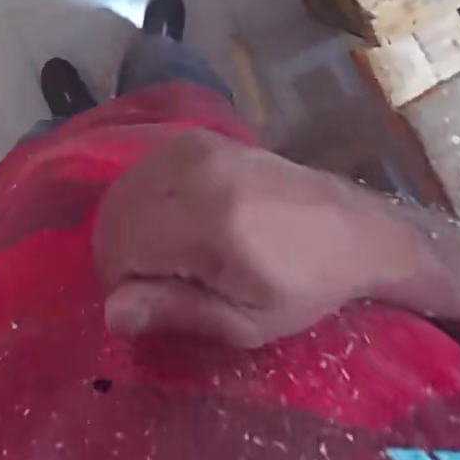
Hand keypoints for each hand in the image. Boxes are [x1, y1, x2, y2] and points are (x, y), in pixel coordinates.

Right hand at [92, 130, 427, 348]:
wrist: (347, 226)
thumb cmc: (302, 285)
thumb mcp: (247, 323)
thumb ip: (177, 311)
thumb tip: (112, 310)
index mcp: (213, 223)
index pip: (121, 245)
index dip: (120, 282)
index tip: (144, 303)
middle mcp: (200, 172)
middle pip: (117, 209)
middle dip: (117, 252)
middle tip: (149, 282)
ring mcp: (201, 146)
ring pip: (126, 185)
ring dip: (127, 223)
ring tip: (160, 252)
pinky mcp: (203, 136)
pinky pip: (146, 166)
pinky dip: (142, 195)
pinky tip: (169, 218)